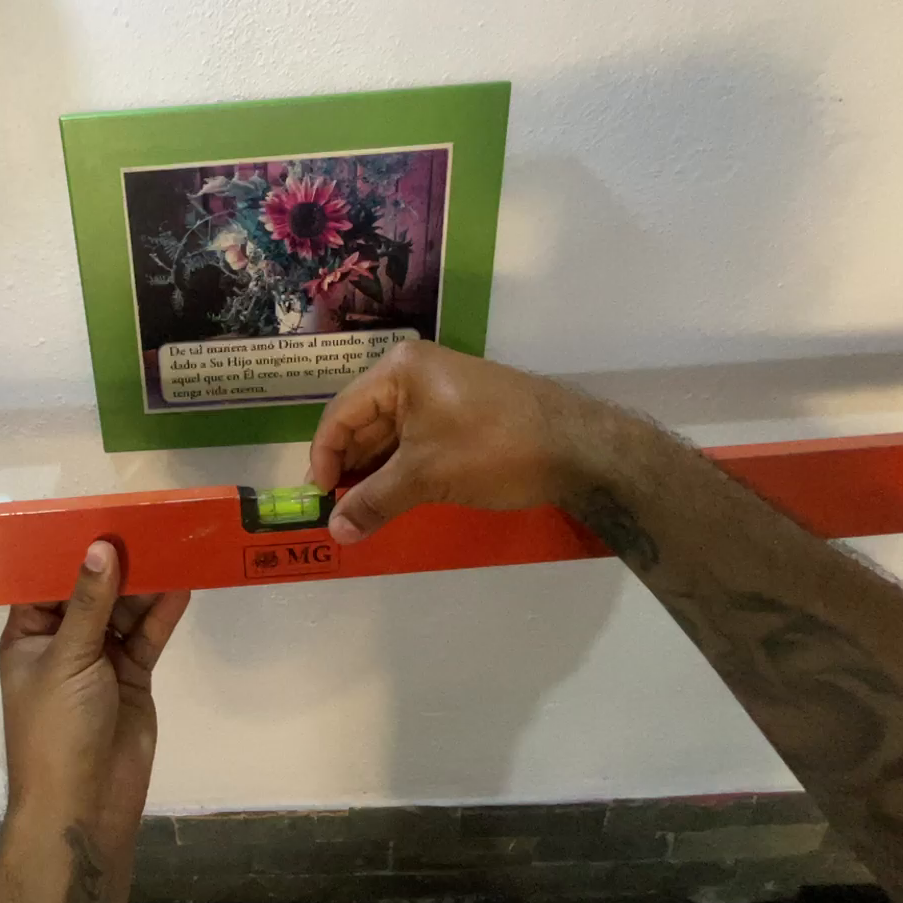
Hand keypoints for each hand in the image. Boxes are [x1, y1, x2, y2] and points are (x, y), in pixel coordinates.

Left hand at [0, 541, 190, 878]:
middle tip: (144, 525)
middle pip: (92, 592)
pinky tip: (182, 586)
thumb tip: (101, 546)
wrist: (86, 805)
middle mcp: (63, 641)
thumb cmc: (57, 728)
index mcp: (29, 635)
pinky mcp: (132, 674)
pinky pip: (147, 635)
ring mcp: (100, 658)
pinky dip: (163, 613)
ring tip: (170, 546)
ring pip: (123, 611)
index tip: (97, 516)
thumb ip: (90, 601)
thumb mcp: (68, 658)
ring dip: (144, 585)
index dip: (69, 552)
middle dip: (116, 564)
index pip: (47, 582)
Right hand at [307, 339, 616, 542]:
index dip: (324, 457)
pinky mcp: (460, 411)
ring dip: (373, 471)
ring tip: (362, 509)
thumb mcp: (426, 476)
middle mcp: (413, 372)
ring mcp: (439, 390)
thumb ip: (374, 502)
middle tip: (339, 509)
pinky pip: (414, 438)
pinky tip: (393, 495)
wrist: (582, 448)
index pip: (340, 414)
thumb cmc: (494, 449)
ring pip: (388, 433)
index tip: (321, 498)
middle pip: (362, 422)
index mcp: (398, 370)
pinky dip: (400, 467)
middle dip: (349, 466)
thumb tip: (335, 533)